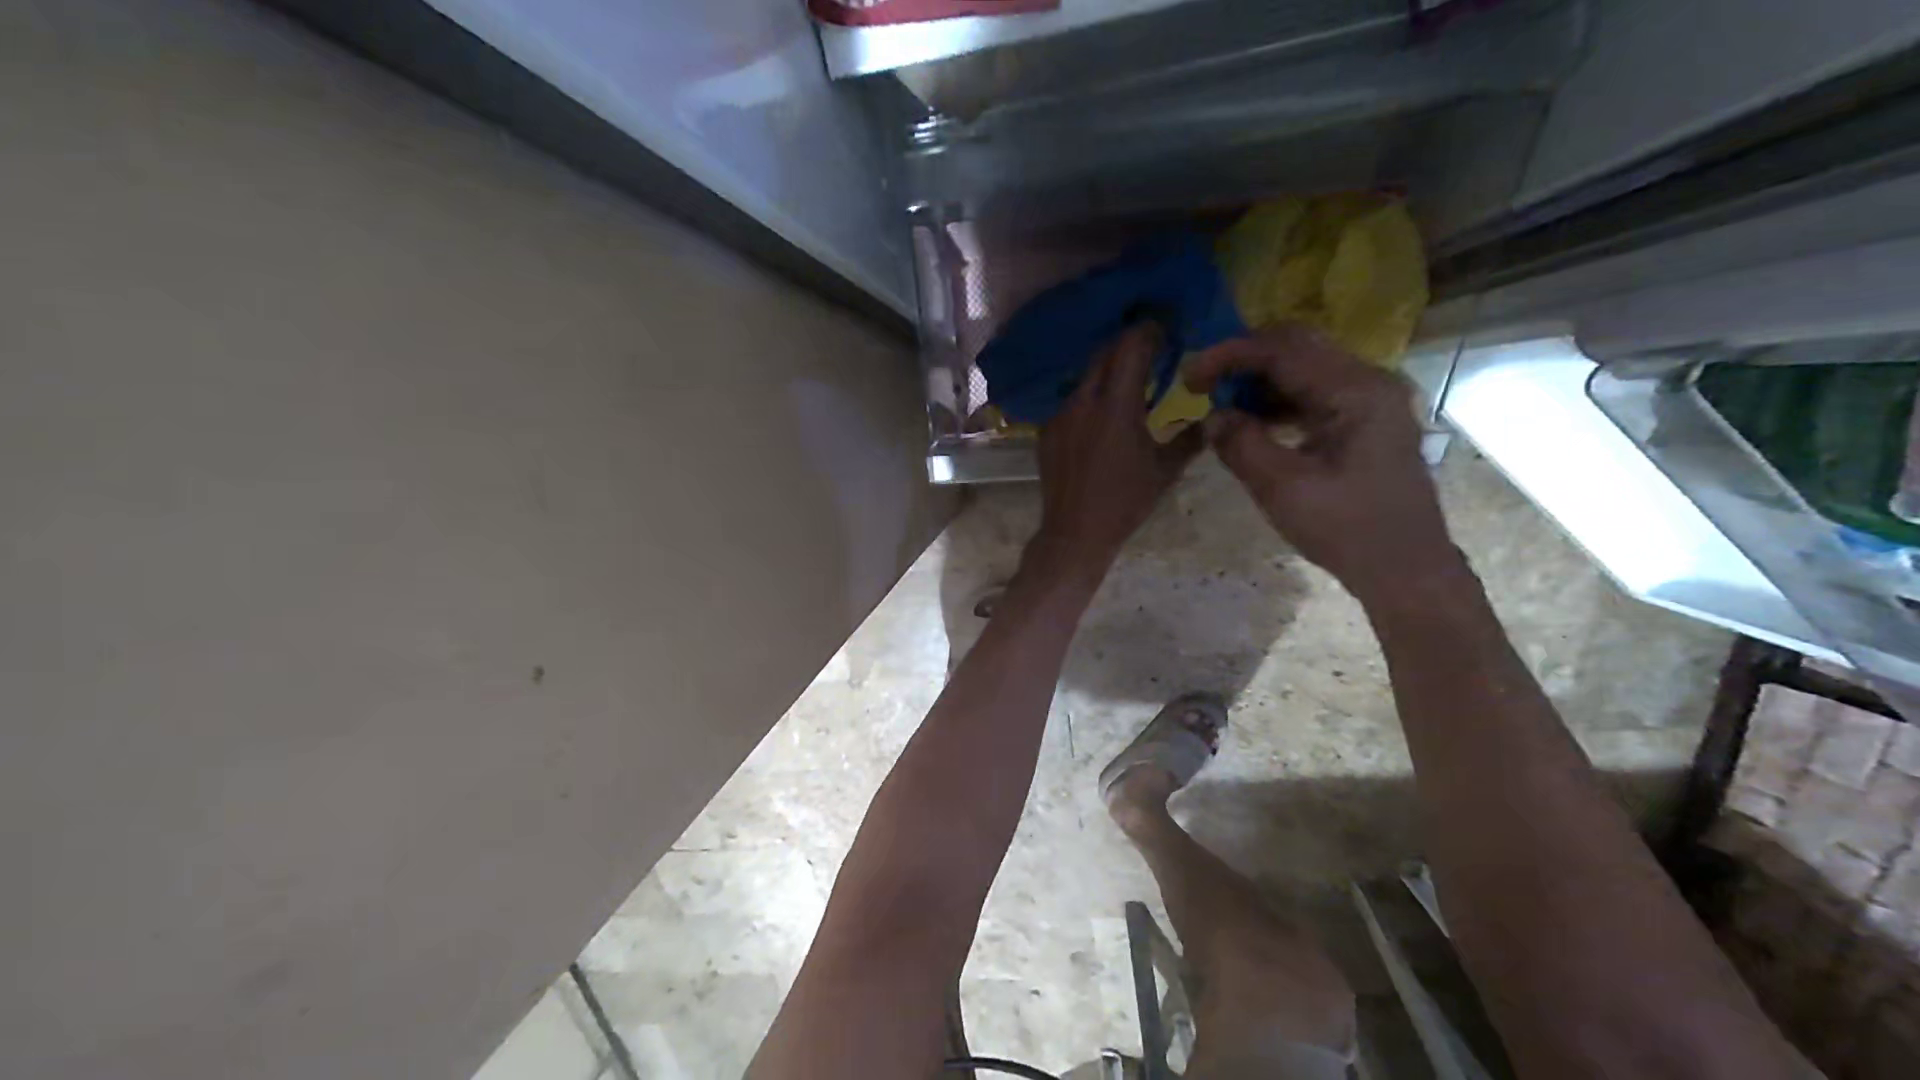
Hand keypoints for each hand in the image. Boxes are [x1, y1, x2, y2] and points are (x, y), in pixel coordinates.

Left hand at [1032, 324, 1202, 573]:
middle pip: (1104, 354)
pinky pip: (1071, 401)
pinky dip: (1090, 396)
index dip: (1148, 332)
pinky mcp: (1047, 430)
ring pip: (1085, 377)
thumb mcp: (1166, 469)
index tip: (1164, 328)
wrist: (1075, 531)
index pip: (1131, 348)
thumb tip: (1212, 418)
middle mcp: (1084, 401)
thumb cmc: (1126, 501)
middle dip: (1127, 344)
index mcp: (1116, 405)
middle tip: (1149, 347)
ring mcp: (1060, 415)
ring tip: (1128, 379)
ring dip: (1107, 369)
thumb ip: (1191, 437)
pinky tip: (1102, 412)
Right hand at [1186, 325, 1459, 603]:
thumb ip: (1241, 444)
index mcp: (1356, 391)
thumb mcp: (1283, 488)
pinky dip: (1276, 400)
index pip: (1283, 351)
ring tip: (1219, 404)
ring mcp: (1368, 400)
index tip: (1188, 377)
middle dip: (1243, 359)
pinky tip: (1250, 421)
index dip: (1229, 355)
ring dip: (1258, 379)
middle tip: (1201, 384)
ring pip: (1303, 368)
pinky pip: (1312, 393)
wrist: (1404, 568)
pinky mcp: (1363, 420)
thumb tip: (1211, 416)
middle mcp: (1367, 382)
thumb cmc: (1347, 529)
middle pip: (1296, 347)